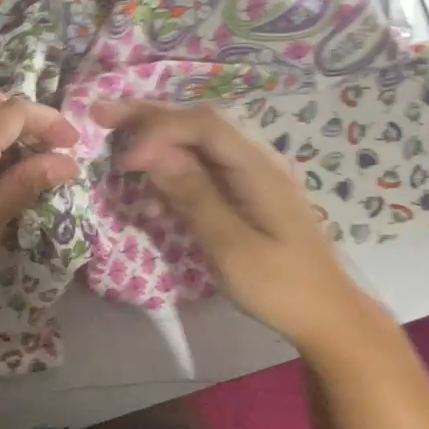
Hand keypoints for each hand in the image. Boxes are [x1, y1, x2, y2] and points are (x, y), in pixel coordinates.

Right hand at [92, 100, 378, 346]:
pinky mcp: (245, 197)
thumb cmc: (282, 286)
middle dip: (148, 117)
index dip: (158, 130)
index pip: (203, 125)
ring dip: (155, 140)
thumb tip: (153, 156)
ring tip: (115, 142)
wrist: (329, 316)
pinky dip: (170, 170)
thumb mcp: (233, 247)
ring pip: (197, 144)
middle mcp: (255, 162)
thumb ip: (195, 198)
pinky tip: (149, 189)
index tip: (124, 159)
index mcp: (257, 169)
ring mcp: (251, 179)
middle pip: (198, 124)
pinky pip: (202, 170)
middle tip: (99, 112)